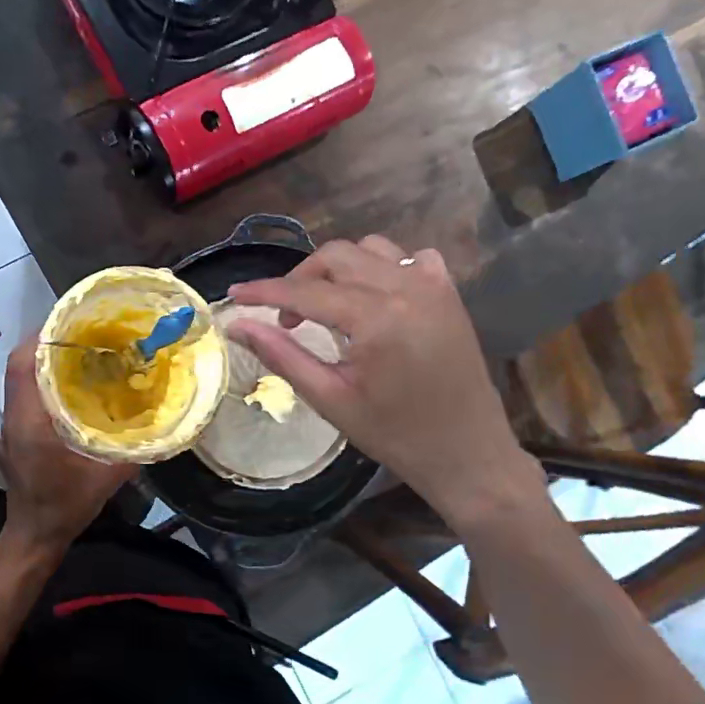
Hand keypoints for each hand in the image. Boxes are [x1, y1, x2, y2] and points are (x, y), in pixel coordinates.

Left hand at [0, 334, 136, 554]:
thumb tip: (165, 420)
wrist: (35, 533)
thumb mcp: (107, 478)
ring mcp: (15, 420)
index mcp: (32, 421)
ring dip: (49, 356)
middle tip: (91, 332)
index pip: (24, 364)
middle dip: (52, 339)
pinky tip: (81, 379)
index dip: (45, 336)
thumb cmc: (65, 505)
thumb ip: (134, 450)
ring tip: (89, 348)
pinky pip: (31, 388)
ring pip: (25, 373)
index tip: (77, 322)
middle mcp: (17, 414)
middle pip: (23, 361)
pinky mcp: (21, 427)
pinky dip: (50, 375)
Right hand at [226, 236, 543, 525]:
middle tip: (286, 318)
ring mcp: (434, 285)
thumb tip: (239, 325)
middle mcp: (407, 287)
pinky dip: (383, 268)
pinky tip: (375, 298)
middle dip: (301, 279)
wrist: (468, 453)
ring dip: (340, 269)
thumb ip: (284, 356)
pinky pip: (409, 259)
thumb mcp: (333, 400)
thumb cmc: (398, 436)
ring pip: (372, 251)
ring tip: (326, 307)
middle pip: (337, 257)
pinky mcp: (449, 293)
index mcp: (377, 318)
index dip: (266, 292)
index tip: (235, 295)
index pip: (307, 292)